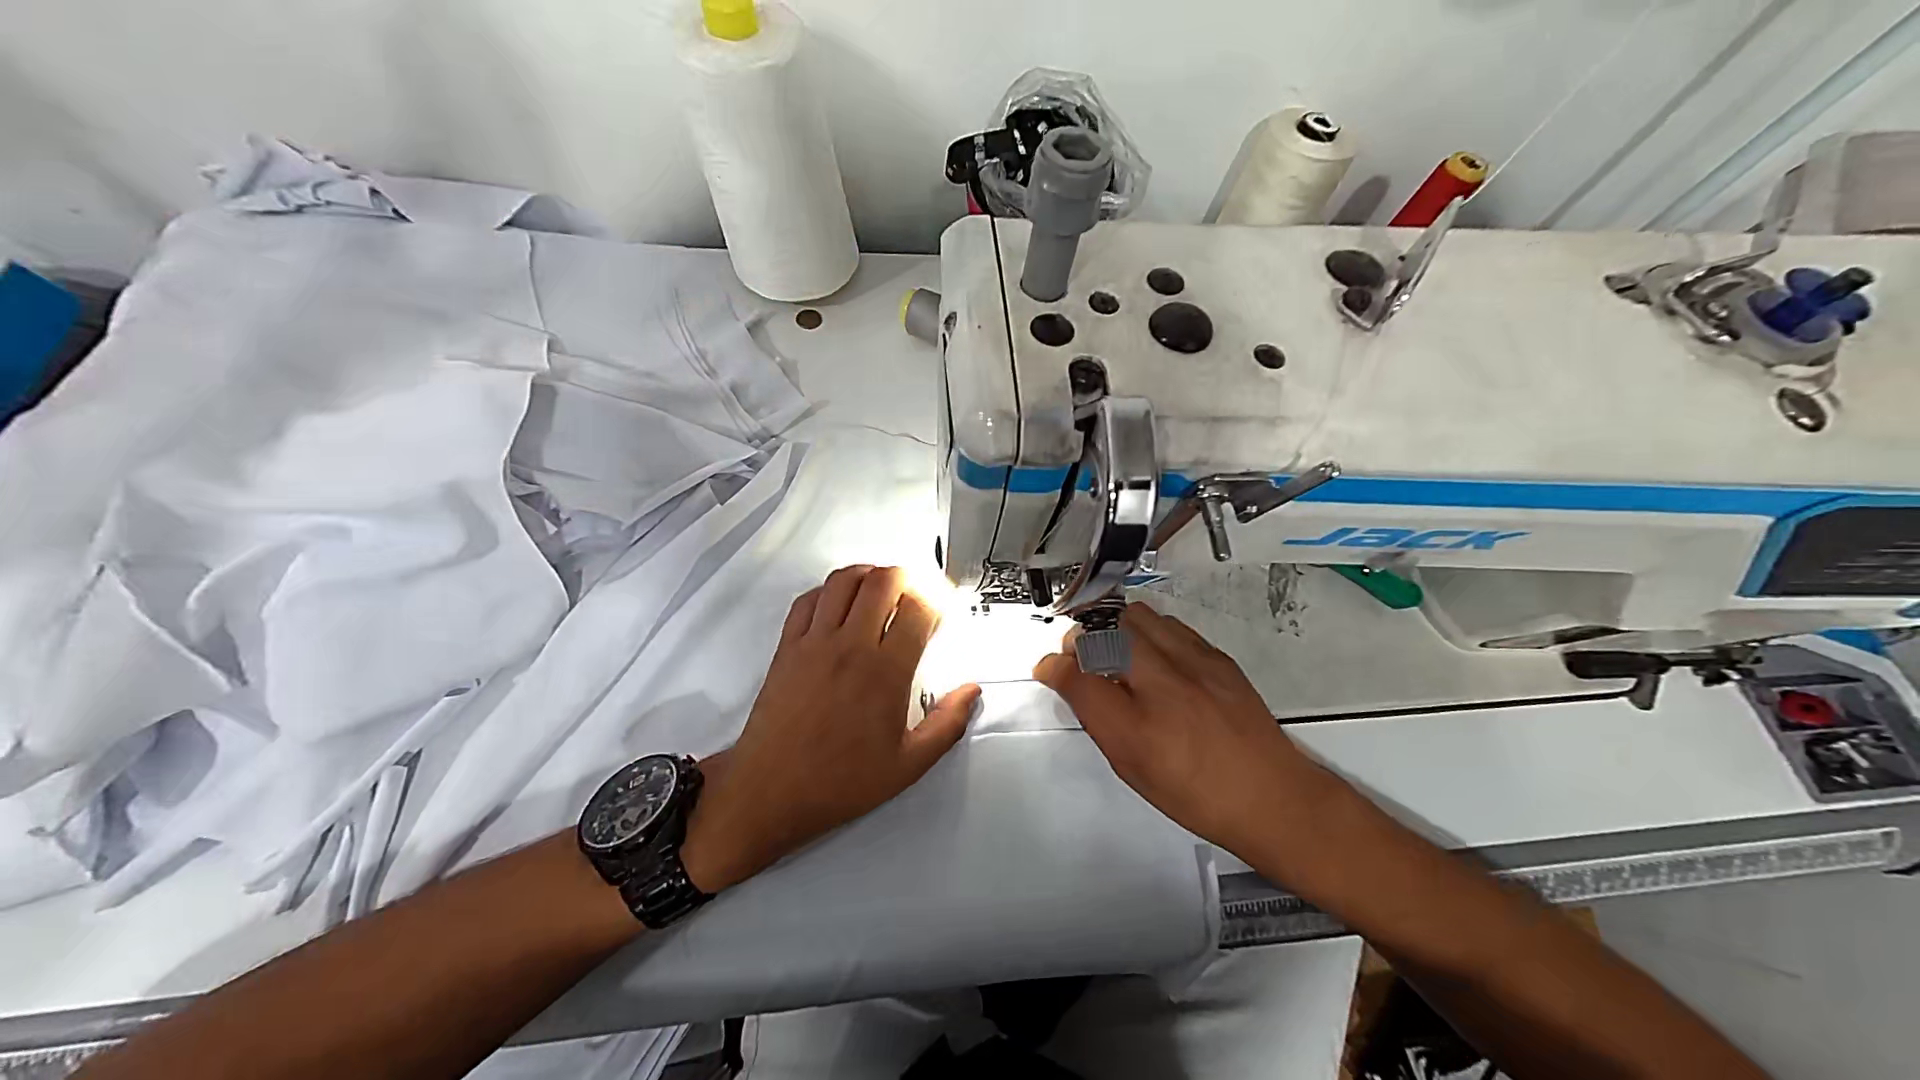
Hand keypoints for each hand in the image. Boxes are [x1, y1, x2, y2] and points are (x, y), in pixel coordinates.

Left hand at [682, 565, 981, 892]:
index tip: (942, 608)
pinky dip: (829, 590)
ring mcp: (815, 643)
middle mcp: (850, 648)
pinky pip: (808, 599)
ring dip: (870, 574)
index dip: (938, 599)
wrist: (770, 792)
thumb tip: (970, 693)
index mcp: (885, 673)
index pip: (918, 609)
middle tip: (918, 592)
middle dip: (909, 577)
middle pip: (884, 581)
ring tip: (883, 588)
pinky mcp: (788, 647)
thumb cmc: (837, 782)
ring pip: (844, 580)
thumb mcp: (907, 765)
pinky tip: (839, 604)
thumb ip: (946, 724)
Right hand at [1033, 603, 1314, 855]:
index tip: (1049, 669)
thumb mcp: (1132, 766)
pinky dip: (1149, 632)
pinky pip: (1170, 624)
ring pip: (1136, 617)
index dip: (1054, 667)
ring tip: (1114, 651)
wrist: (1271, 795)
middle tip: (1080, 656)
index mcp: (1136, 726)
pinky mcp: (1217, 656)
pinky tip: (1151, 655)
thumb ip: (1098, 718)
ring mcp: (1194, 664)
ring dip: (1114, 628)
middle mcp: (1164, 686)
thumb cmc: (1198, 793)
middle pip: (1104, 630)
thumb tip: (1074, 685)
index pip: (1076, 675)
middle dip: (1081, 638)